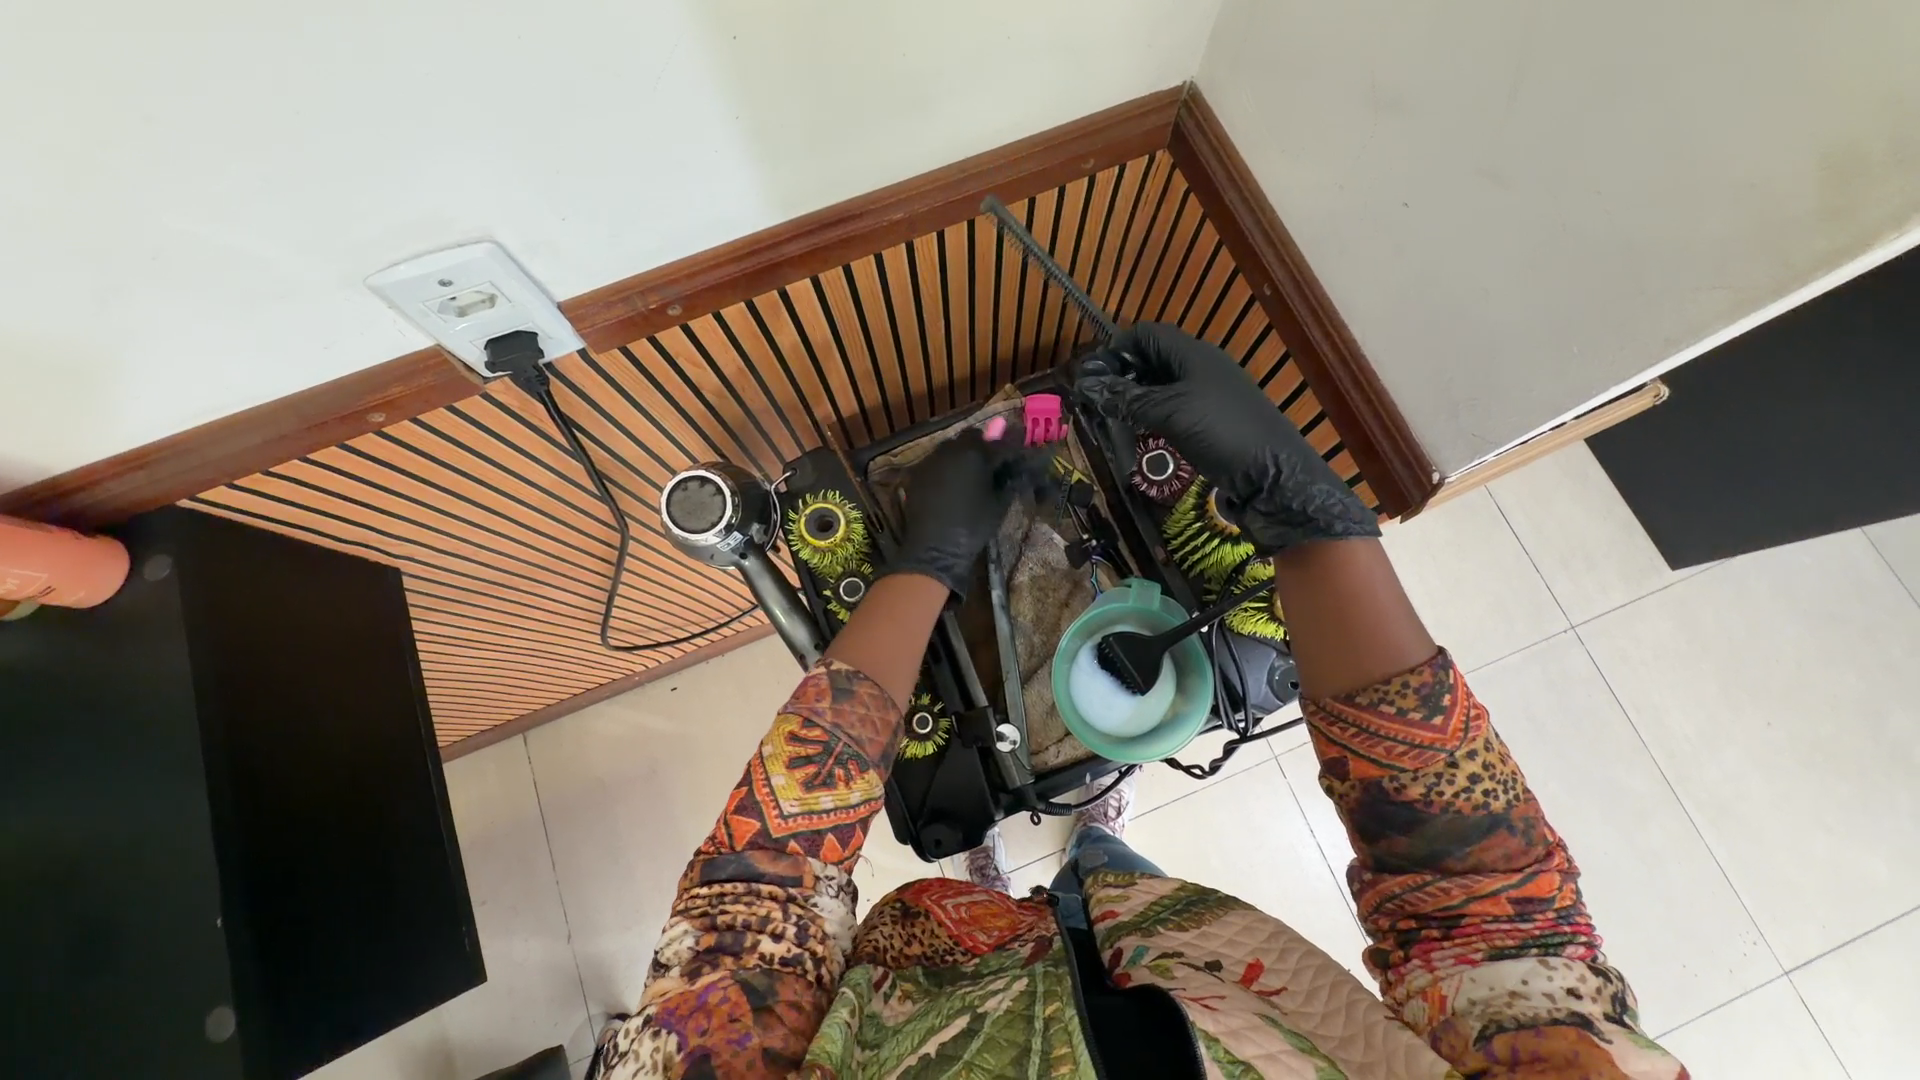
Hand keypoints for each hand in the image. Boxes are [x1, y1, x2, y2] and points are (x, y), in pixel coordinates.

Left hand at [880, 428, 1049, 598]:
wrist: (935, 548)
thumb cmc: (974, 527)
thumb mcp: (999, 504)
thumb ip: (1007, 478)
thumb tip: (1014, 466)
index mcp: (975, 454)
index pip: (998, 443)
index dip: (1008, 448)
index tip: (1013, 457)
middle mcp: (951, 449)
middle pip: (971, 438)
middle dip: (982, 446)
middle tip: (989, 464)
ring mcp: (930, 460)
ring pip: (950, 447)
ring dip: (962, 455)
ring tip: (969, 473)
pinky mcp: (916, 473)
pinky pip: (935, 462)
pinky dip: (945, 467)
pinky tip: (950, 483)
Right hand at [1075, 322, 1378, 551]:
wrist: (1272, 477)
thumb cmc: (1222, 432)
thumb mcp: (1169, 412)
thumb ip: (1127, 399)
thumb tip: (1084, 386)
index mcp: (1194, 354)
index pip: (1147, 334)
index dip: (1117, 348)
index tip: (1092, 373)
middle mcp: (1202, 369)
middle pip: (1154, 359)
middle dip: (1124, 373)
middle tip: (1096, 397)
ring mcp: (1209, 396)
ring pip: (1164, 386)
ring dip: (1137, 397)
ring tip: (1111, 416)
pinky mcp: (1212, 423)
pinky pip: (1175, 409)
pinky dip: (1154, 415)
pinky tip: (1140, 432)